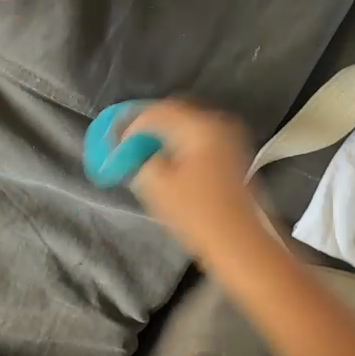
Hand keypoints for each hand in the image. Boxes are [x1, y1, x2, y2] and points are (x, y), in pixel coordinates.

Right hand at [124, 100, 265, 258]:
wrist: (240, 243)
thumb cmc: (198, 214)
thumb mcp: (157, 185)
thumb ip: (140, 160)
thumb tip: (134, 152)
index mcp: (200, 126)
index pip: (157, 112)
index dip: (130, 125)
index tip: (113, 140)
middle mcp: (217, 124)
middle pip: (174, 113)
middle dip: (147, 126)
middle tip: (125, 141)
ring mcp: (229, 138)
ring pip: (187, 125)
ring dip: (163, 135)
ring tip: (141, 151)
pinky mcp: (233, 154)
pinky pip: (199, 138)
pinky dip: (179, 144)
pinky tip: (166, 159)